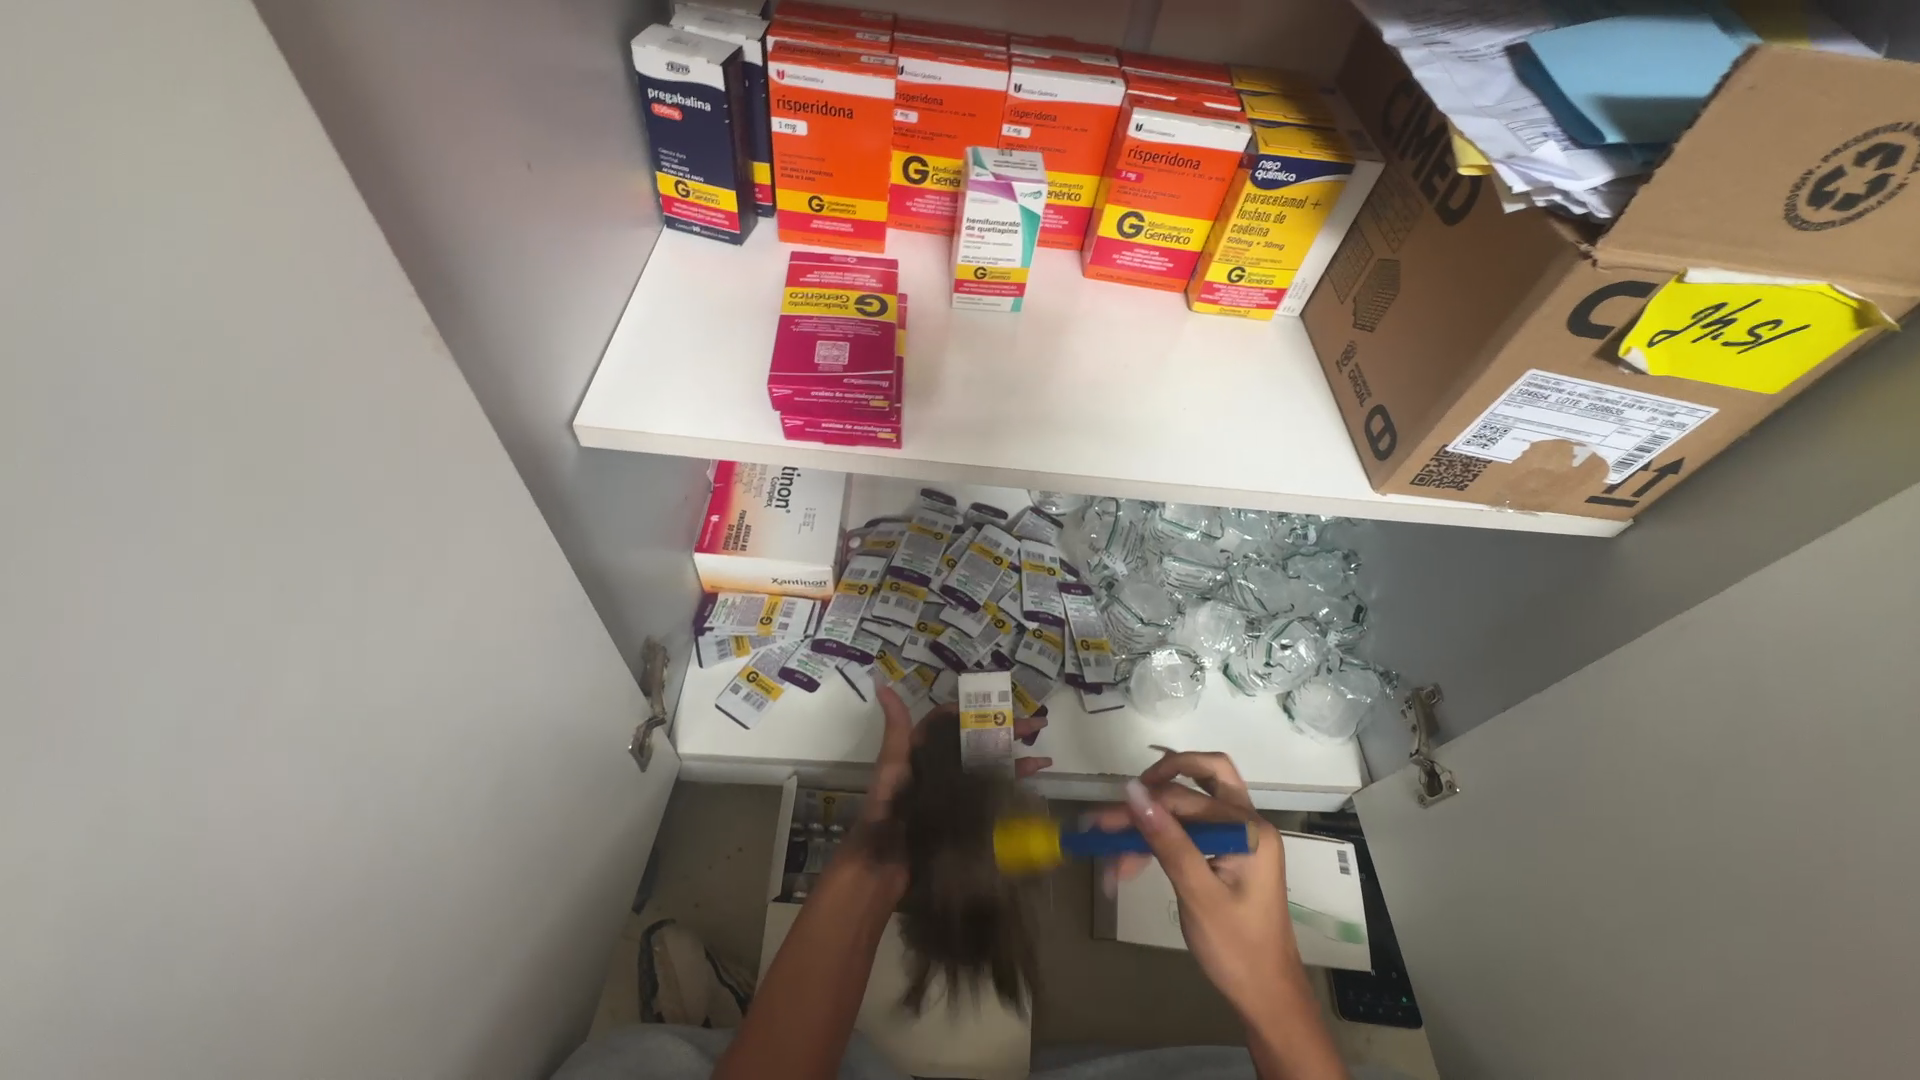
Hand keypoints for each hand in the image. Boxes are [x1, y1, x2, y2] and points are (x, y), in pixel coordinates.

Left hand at [863, 684, 1051, 825]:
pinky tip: (1035, 778)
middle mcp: (941, 766)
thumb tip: (882, 685)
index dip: (973, 709)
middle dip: (1006, 730)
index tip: (999, 702)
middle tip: (1037, 724)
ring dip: (1016, 756)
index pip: (950, 721)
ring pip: (989, 764)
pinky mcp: (966, 813)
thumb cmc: (886, 811)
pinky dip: (1014, 783)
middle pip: (977, 741)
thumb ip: (896, 729)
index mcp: (921, 751)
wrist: (884, 865)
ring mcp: (955, 790)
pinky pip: (993, 792)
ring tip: (1043, 752)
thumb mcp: (891, 766)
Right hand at [1088, 751, 1302, 1020]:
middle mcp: (1247, 823)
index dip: (1143, 806)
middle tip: (1123, 803)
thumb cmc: (1237, 949)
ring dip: (1153, 819)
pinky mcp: (1226, 853)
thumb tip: (1134, 791)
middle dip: (1158, 787)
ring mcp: (1238, 837)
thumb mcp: (1198, 895)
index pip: (1187, 798)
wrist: (1267, 996)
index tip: (1103, 822)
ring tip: (1113, 847)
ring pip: (1191, 804)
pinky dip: (1161, 839)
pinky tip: (1131, 860)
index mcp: (1249, 829)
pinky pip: (1190, 830)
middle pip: (1202, 777)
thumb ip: (1168, 840)